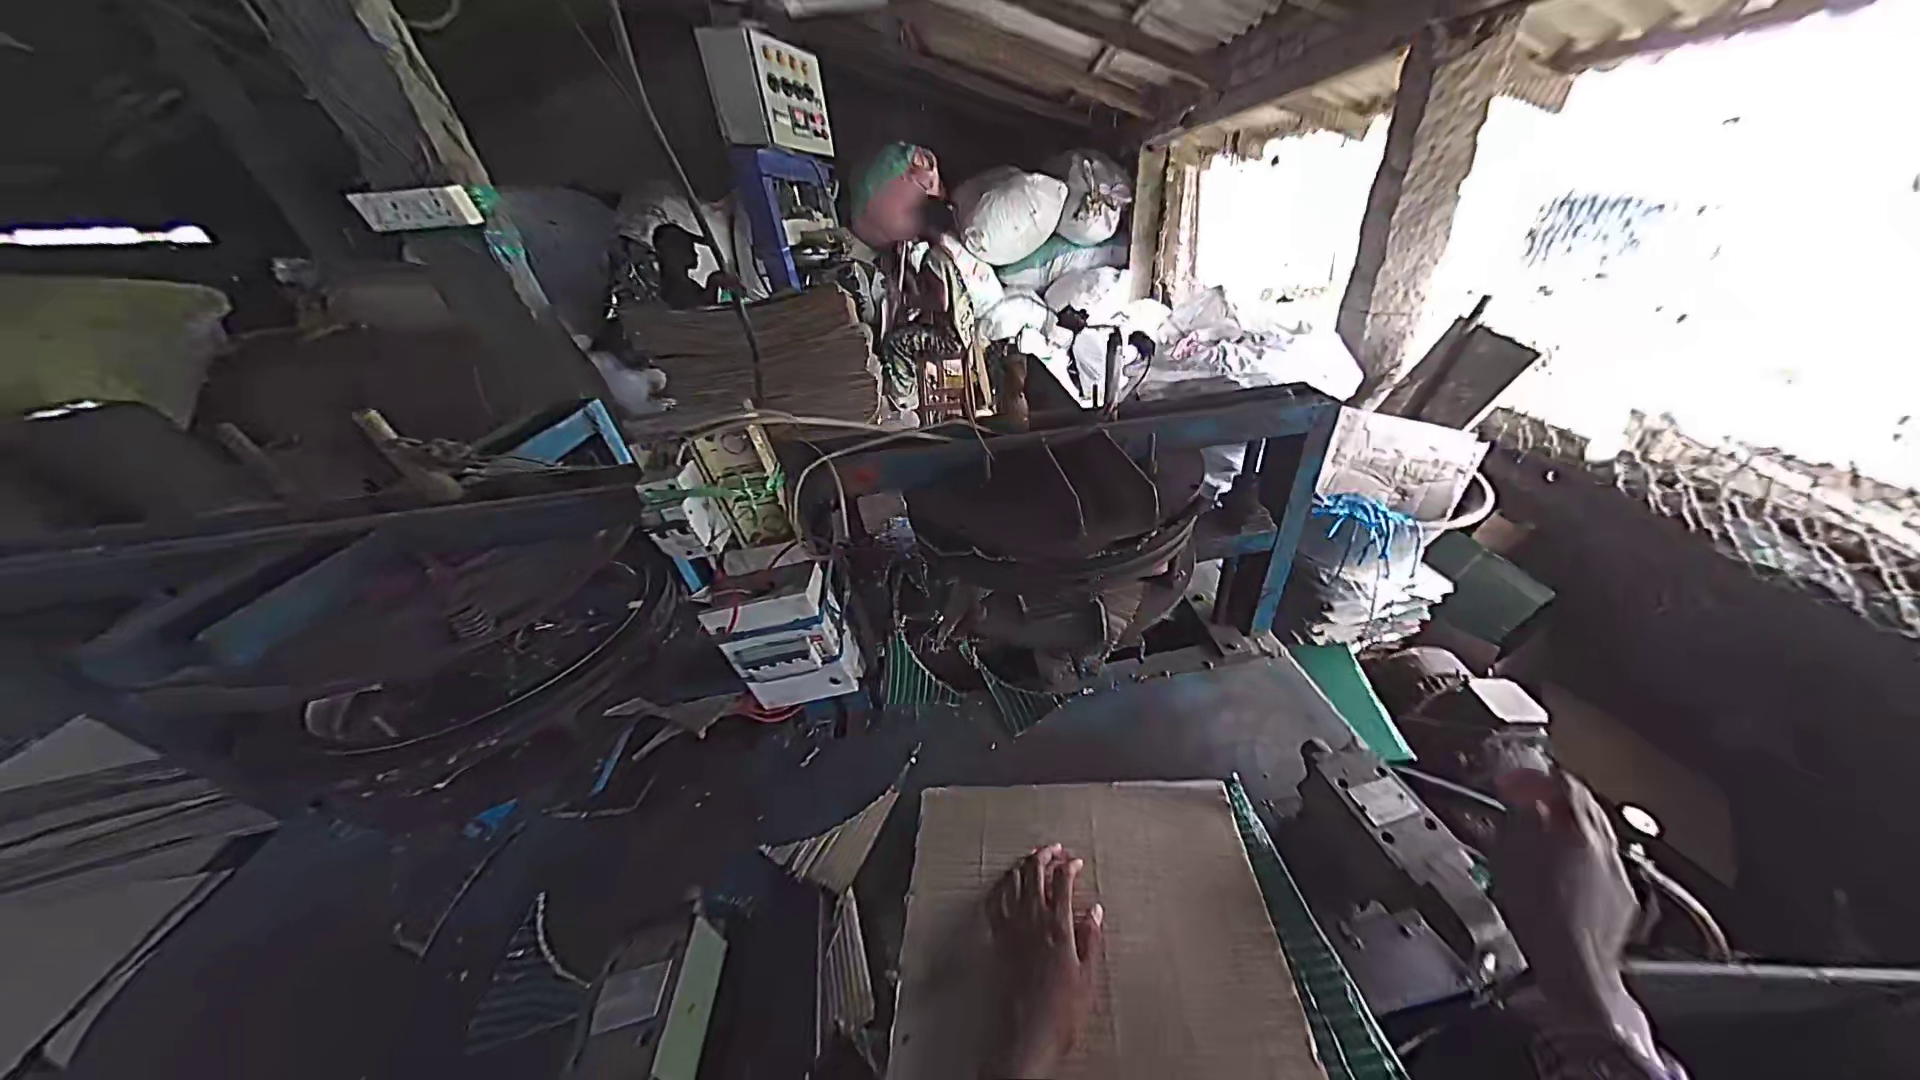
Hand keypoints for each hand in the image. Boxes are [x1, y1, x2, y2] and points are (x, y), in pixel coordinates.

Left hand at [986, 843, 1104, 1078]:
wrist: (1025, 1035)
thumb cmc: (1059, 1011)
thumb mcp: (1086, 977)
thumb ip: (1090, 939)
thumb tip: (1094, 912)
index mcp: (1057, 925)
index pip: (1062, 881)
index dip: (1069, 866)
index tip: (1075, 862)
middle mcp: (1031, 919)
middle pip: (1034, 872)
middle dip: (1044, 855)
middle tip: (1053, 850)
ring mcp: (1010, 926)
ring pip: (1013, 881)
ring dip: (1023, 865)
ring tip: (1031, 857)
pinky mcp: (995, 938)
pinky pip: (995, 901)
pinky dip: (1001, 886)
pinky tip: (1004, 883)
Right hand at [1493, 770, 1659, 1062]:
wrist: (1572, 964)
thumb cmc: (1536, 910)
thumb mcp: (1508, 850)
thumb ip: (1518, 816)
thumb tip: (1520, 793)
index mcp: (1580, 831)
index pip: (1567, 784)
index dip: (1539, 776)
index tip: (1519, 777)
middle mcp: (1606, 848)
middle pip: (1586, 807)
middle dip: (1556, 798)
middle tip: (1526, 798)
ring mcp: (1619, 874)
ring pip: (1593, 833)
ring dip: (1566, 825)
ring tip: (1536, 829)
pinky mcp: (1622, 898)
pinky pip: (1599, 860)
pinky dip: (1576, 851)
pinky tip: (1554, 863)